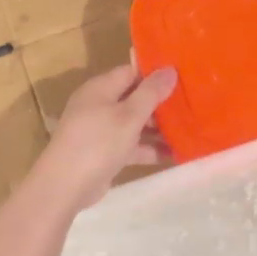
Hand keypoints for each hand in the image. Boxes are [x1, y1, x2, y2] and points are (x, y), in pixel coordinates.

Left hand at [26, 64, 177, 211]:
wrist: (65, 186)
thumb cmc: (98, 142)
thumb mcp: (129, 115)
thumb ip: (151, 93)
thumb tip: (170, 69)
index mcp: (101, 89)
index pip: (131, 72)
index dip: (156, 74)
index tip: (183, 77)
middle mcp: (99, 105)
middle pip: (134, 98)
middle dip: (161, 103)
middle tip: (191, 104)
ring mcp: (101, 130)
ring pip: (134, 123)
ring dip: (159, 128)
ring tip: (190, 129)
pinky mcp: (104, 153)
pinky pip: (131, 145)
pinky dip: (150, 148)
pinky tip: (175, 154)